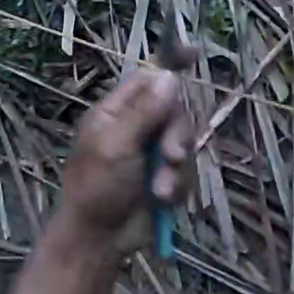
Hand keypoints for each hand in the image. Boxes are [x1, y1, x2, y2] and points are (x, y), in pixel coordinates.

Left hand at [56, 66, 191, 251]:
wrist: (99, 240)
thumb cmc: (96, 189)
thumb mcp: (116, 146)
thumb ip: (144, 112)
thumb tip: (168, 76)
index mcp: (115, 113)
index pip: (146, 77)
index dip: (170, 65)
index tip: (196, 53)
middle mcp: (136, 127)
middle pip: (174, 111)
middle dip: (176, 136)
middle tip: (170, 157)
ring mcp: (151, 153)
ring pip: (184, 143)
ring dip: (176, 170)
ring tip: (159, 192)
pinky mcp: (165, 178)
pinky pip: (186, 171)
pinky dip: (177, 187)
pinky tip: (162, 202)